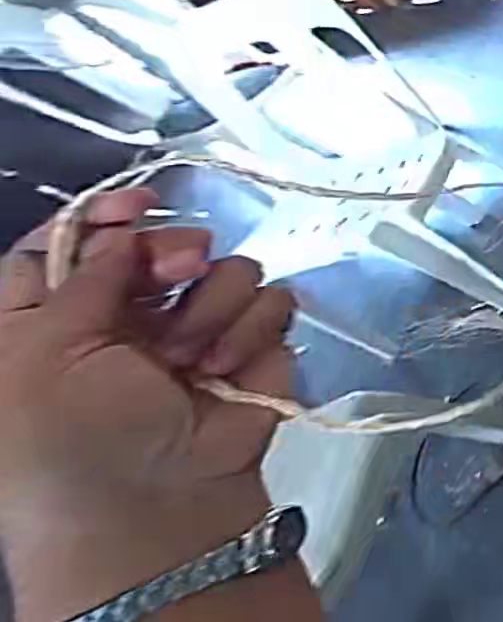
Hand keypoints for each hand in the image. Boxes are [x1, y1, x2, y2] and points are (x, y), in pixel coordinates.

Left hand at [0, 190, 295, 619]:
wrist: (160, 490)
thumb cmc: (71, 437)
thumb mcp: (38, 363)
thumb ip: (78, 287)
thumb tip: (122, 230)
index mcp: (53, 321)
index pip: (69, 250)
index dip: (101, 220)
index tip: (141, 203)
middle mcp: (128, 314)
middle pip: (162, 247)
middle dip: (176, 254)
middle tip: (178, 273)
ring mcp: (199, 323)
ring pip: (229, 270)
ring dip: (212, 311)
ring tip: (190, 358)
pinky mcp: (258, 333)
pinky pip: (273, 299)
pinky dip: (253, 330)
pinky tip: (226, 366)